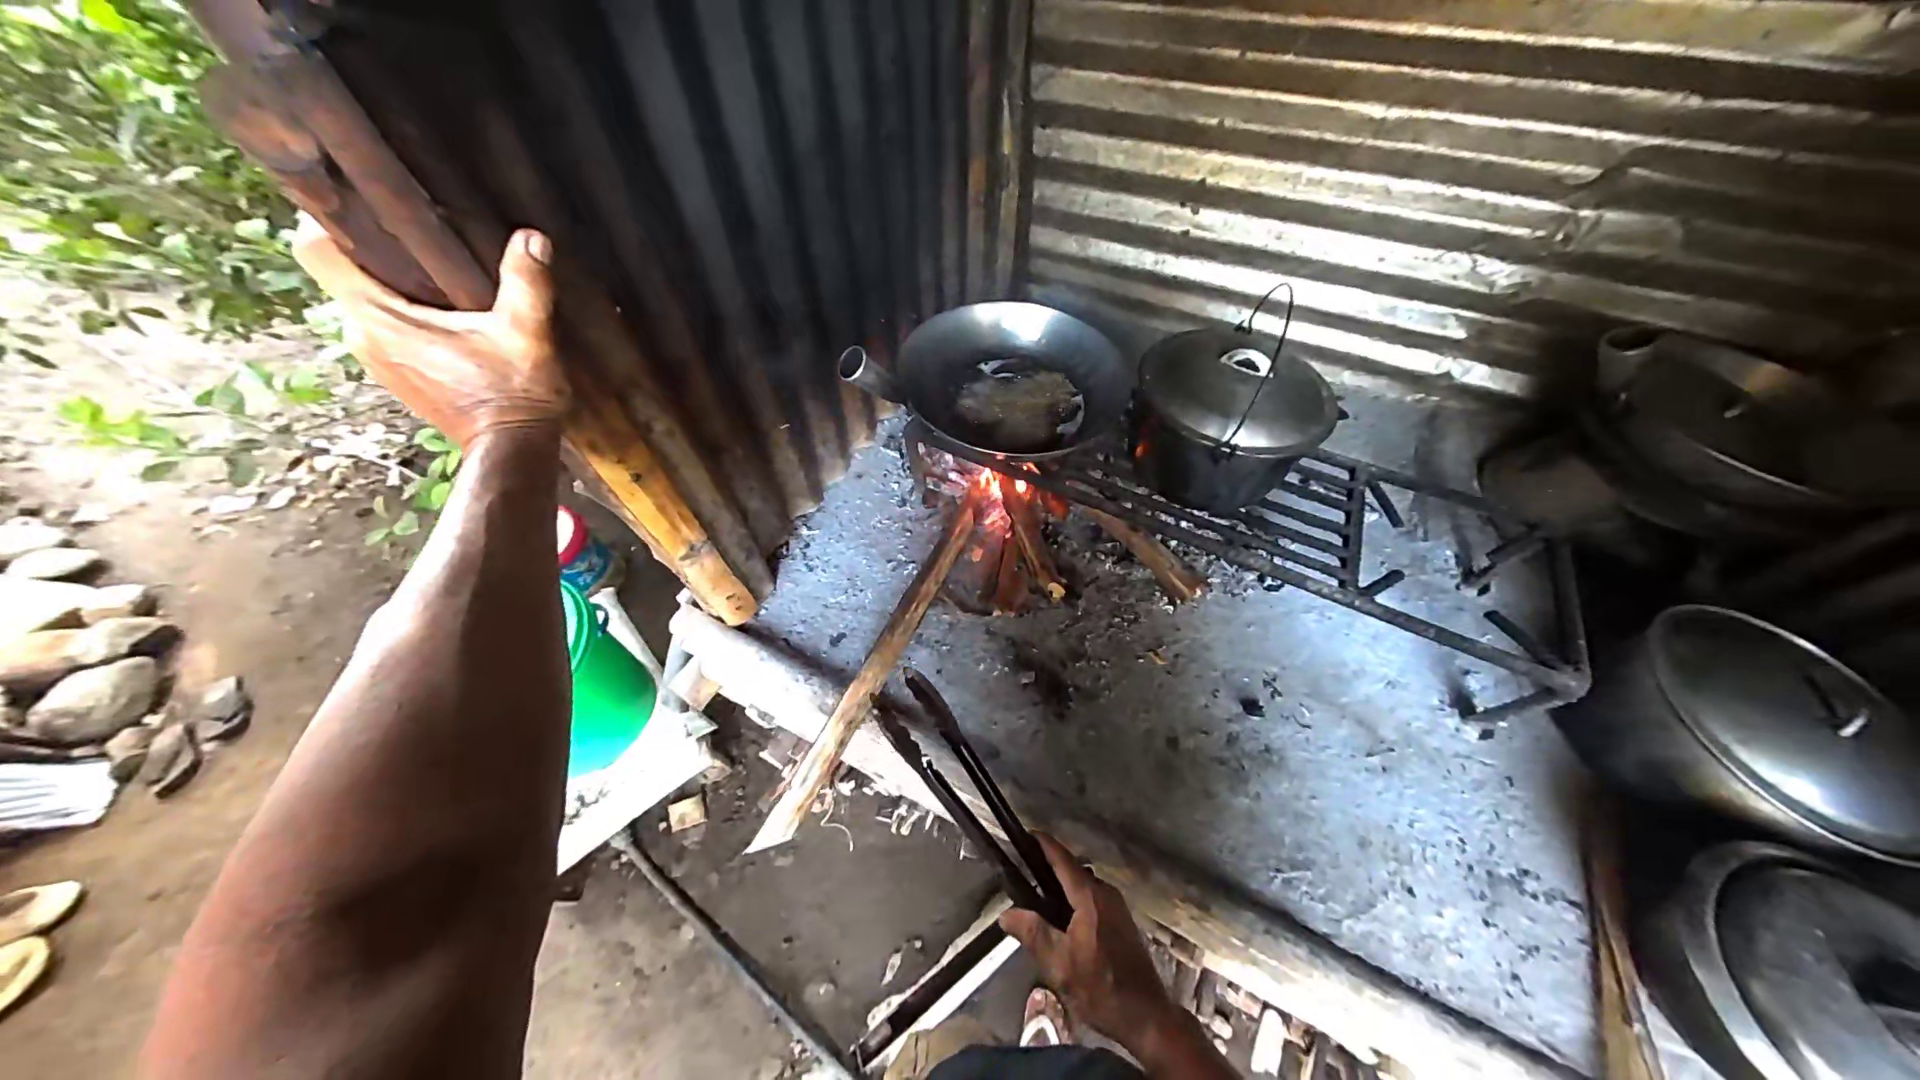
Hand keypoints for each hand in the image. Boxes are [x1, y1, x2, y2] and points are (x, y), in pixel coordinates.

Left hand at [292, 216, 569, 447]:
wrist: (513, 448)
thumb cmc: (515, 394)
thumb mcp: (527, 334)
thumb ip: (526, 283)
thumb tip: (533, 238)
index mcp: (380, 318)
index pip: (315, 250)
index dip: (328, 218)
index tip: (359, 204)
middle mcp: (362, 337)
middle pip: (342, 275)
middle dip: (374, 255)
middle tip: (419, 241)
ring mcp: (376, 360)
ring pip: (364, 304)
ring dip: (392, 290)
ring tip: (438, 281)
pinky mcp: (395, 376)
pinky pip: (383, 331)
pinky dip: (403, 318)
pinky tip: (444, 318)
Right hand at [999, 834, 1176, 1045]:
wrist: (1147, 1017)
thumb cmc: (1101, 988)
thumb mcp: (1059, 964)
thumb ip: (1032, 933)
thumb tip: (1006, 913)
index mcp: (1090, 897)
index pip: (1062, 859)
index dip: (1043, 844)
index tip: (1025, 834)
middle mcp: (1106, 893)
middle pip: (1072, 870)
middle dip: (1048, 867)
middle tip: (1022, 872)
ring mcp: (1117, 907)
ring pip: (1082, 885)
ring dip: (1061, 887)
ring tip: (1036, 897)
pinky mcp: (1121, 922)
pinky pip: (1092, 899)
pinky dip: (1073, 900)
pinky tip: (1060, 920)